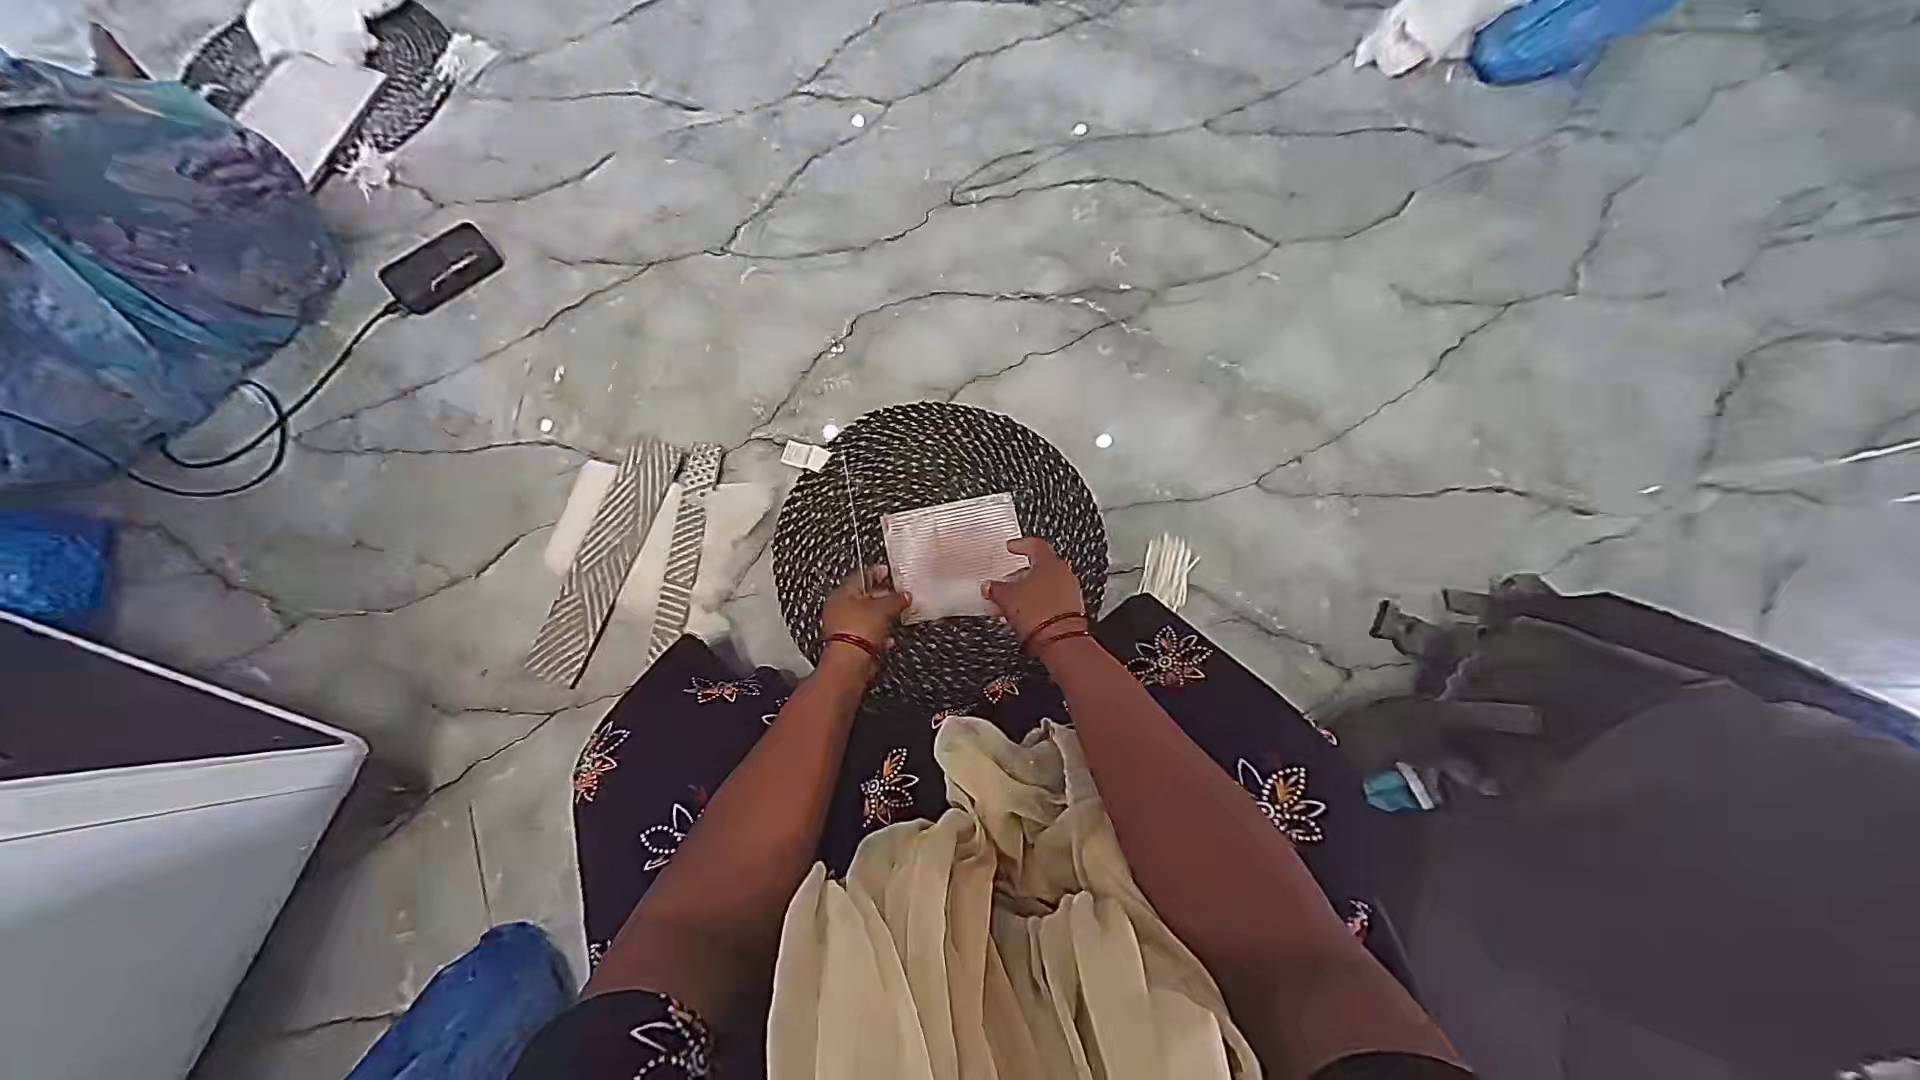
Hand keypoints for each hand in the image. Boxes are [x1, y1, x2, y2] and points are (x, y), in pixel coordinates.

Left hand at [820, 565, 909, 652]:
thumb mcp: (884, 608)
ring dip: (882, 615)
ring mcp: (843, 627)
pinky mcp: (849, 644)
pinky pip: (866, 633)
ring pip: (866, 616)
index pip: (861, 576)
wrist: (851, 662)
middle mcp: (839, 608)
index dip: (877, 573)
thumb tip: (905, 595)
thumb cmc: (859, 630)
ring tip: (897, 614)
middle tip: (898, 593)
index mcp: (842, 593)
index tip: (888, 571)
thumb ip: (896, 599)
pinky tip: (888, 637)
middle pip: (863, 596)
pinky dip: (878, 633)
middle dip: (882, 595)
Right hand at [982, 537, 1084, 640]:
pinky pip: (1052, 600)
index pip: (1035, 545)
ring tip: (1012, 602)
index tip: (1013, 546)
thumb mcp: (1006, 597)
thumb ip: (995, 588)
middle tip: (1006, 582)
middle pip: (1040, 567)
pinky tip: (1025, 614)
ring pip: (1046, 585)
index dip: (1020, 544)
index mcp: (1049, 563)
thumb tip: (990, 587)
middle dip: (1021, 574)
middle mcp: (1063, 574)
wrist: (1059, 641)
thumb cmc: (1039, 614)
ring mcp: (1070, 592)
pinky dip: (1038, 603)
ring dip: (1029, 591)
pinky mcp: (1071, 610)